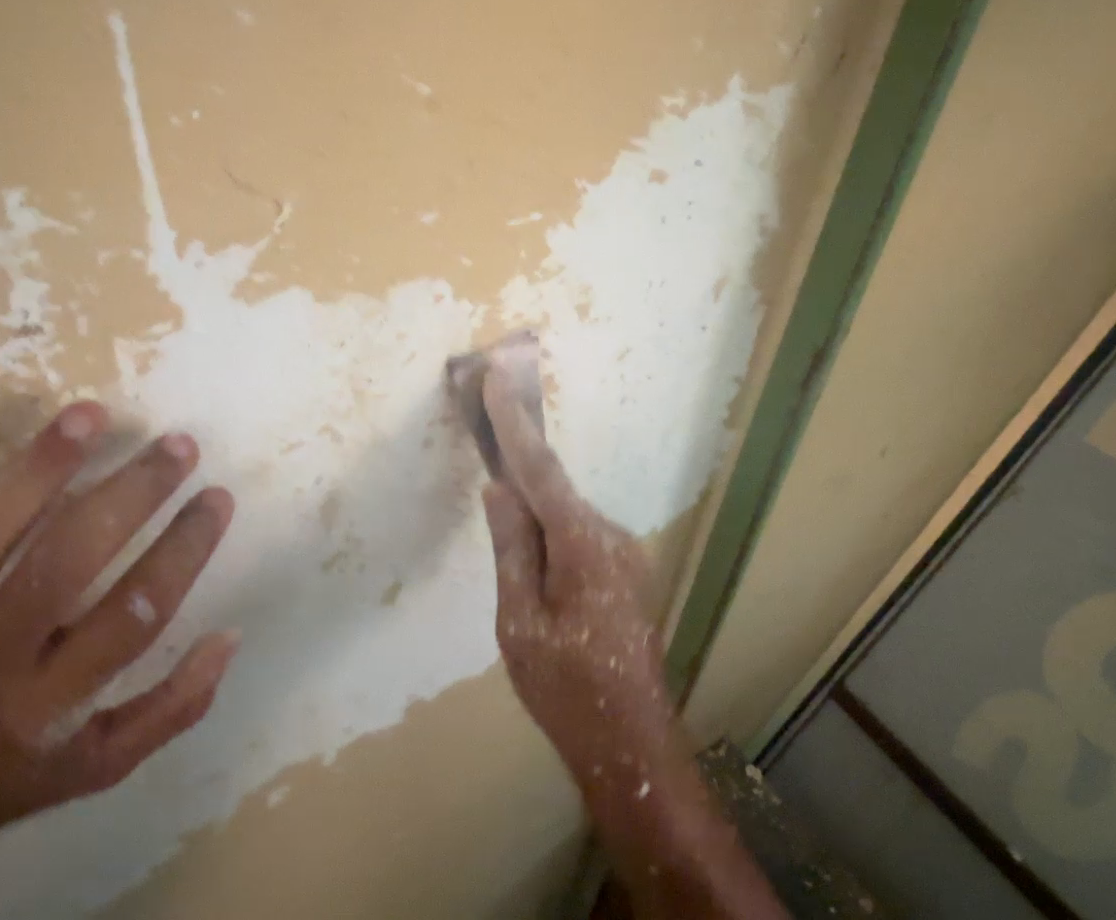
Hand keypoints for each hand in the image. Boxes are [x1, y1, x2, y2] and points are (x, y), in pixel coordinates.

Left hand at [0, 403, 239, 919]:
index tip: (216, 496)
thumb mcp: (92, 769)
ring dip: (32, 475)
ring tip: (88, 416)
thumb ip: (168, 710)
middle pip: (61, 570)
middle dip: (128, 497)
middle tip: (176, 445)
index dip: (183, 551)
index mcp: (47, 709)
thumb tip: (229, 636)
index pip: (131, 618)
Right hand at [477, 368, 673, 777]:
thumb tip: (500, 489)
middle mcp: (612, 537)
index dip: (514, 424)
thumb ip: (511, 550)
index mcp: (584, 545)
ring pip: (565, 517)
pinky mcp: (625, 574)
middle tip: (484, 432)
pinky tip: (530, 559)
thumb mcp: (519, 622)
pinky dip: (550, 534)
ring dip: (532, 509)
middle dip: (518, 466)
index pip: (540, 472)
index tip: (497, 375)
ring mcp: (624, 555)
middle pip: (554, 491)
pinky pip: (578, 538)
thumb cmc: (566, 688)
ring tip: (496, 519)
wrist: (630, 740)